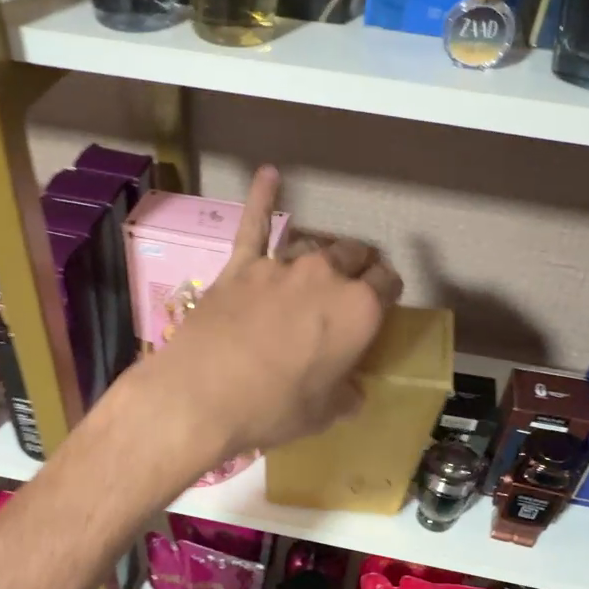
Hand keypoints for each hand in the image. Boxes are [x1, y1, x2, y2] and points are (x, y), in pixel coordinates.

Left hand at [133, 165, 401, 463]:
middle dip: (359, 266)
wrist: (201, 396)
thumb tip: (353, 393)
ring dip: (320, 253)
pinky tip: (269, 174)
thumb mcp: (322, 415)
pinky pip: (254, 224)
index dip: (386, 293)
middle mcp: (326, 277)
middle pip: (353, 255)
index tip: (381, 304)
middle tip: (352, 285)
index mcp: (359, 310)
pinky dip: (263, 197)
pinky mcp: (240, 266)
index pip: (388, 284)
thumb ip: (344, 396)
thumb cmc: (272, 409)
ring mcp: (280, 266)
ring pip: (311, 244)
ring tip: (319, 265)